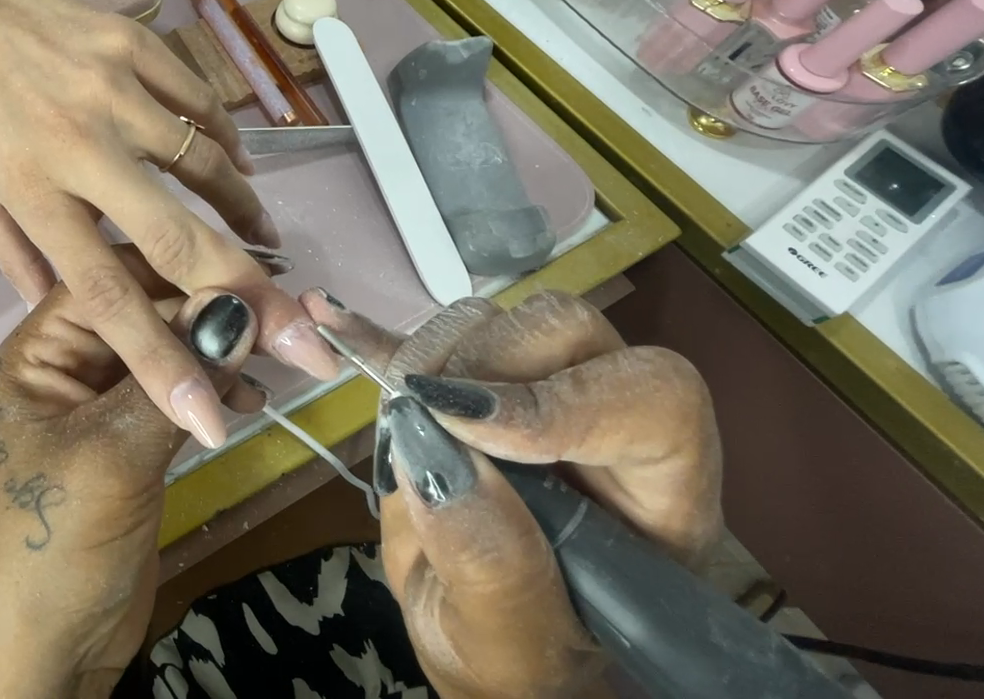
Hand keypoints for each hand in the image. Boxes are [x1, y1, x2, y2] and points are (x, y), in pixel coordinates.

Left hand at [0, 0, 339, 450]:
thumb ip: (17, 252)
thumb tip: (61, 311)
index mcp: (28, 189)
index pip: (103, 291)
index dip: (158, 360)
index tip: (207, 414)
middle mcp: (78, 143)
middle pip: (175, 234)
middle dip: (243, 294)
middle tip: (298, 334)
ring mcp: (113, 87)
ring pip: (204, 162)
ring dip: (241, 210)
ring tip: (262, 239)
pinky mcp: (135, 43)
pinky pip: (201, 101)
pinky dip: (225, 140)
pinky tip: (233, 164)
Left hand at [0, 267, 264, 698]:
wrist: (46, 651)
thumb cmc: (56, 544)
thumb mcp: (111, 453)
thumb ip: (172, 377)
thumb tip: (238, 305)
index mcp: (43, 346)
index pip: (114, 281)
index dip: (183, 272)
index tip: (259, 277)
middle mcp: (72, 359)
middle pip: (148, 311)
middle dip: (214, 313)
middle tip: (290, 321)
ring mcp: (105, 398)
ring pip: (171, 350)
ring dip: (223, 351)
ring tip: (283, 361)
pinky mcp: (134, 434)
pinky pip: (181, 391)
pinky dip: (217, 390)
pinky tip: (253, 400)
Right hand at [307, 289, 724, 697]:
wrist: (482, 641)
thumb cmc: (518, 668)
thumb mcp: (506, 654)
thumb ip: (493, 576)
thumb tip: (442, 458)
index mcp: (655, 498)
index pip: (653, 400)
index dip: (558, 398)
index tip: (463, 427)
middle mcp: (605, 424)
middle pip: (567, 333)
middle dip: (477, 361)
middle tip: (415, 411)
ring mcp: (533, 392)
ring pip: (495, 321)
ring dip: (427, 354)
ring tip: (392, 411)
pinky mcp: (464, 384)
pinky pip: (425, 340)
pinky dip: (374, 333)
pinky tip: (328, 318)